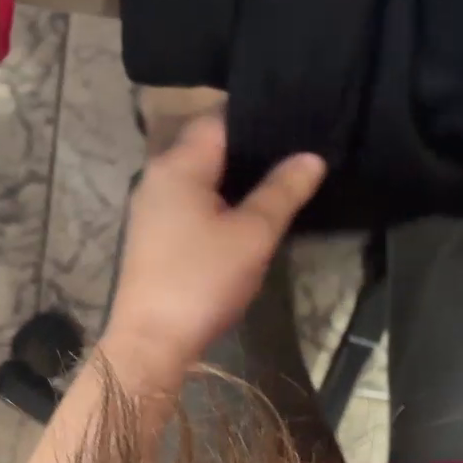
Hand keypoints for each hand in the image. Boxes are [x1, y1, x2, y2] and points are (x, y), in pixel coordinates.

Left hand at [102, 117, 324, 377]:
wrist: (150, 343)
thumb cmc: (201, 282)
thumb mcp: (252, 236)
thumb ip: (282, 191)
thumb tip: (312, 157)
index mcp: (178, 164)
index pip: (220, 120)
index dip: (260, 119)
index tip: (298, 124)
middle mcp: (157, 177)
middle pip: (209, 148)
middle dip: (250, 152)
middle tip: (298, 155)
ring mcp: (150, 209)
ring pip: (200, 180)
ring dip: (234, 182)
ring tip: (279, 184)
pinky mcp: (152, 237)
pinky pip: (190, 206)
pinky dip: (217, 205)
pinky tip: (244, 219)